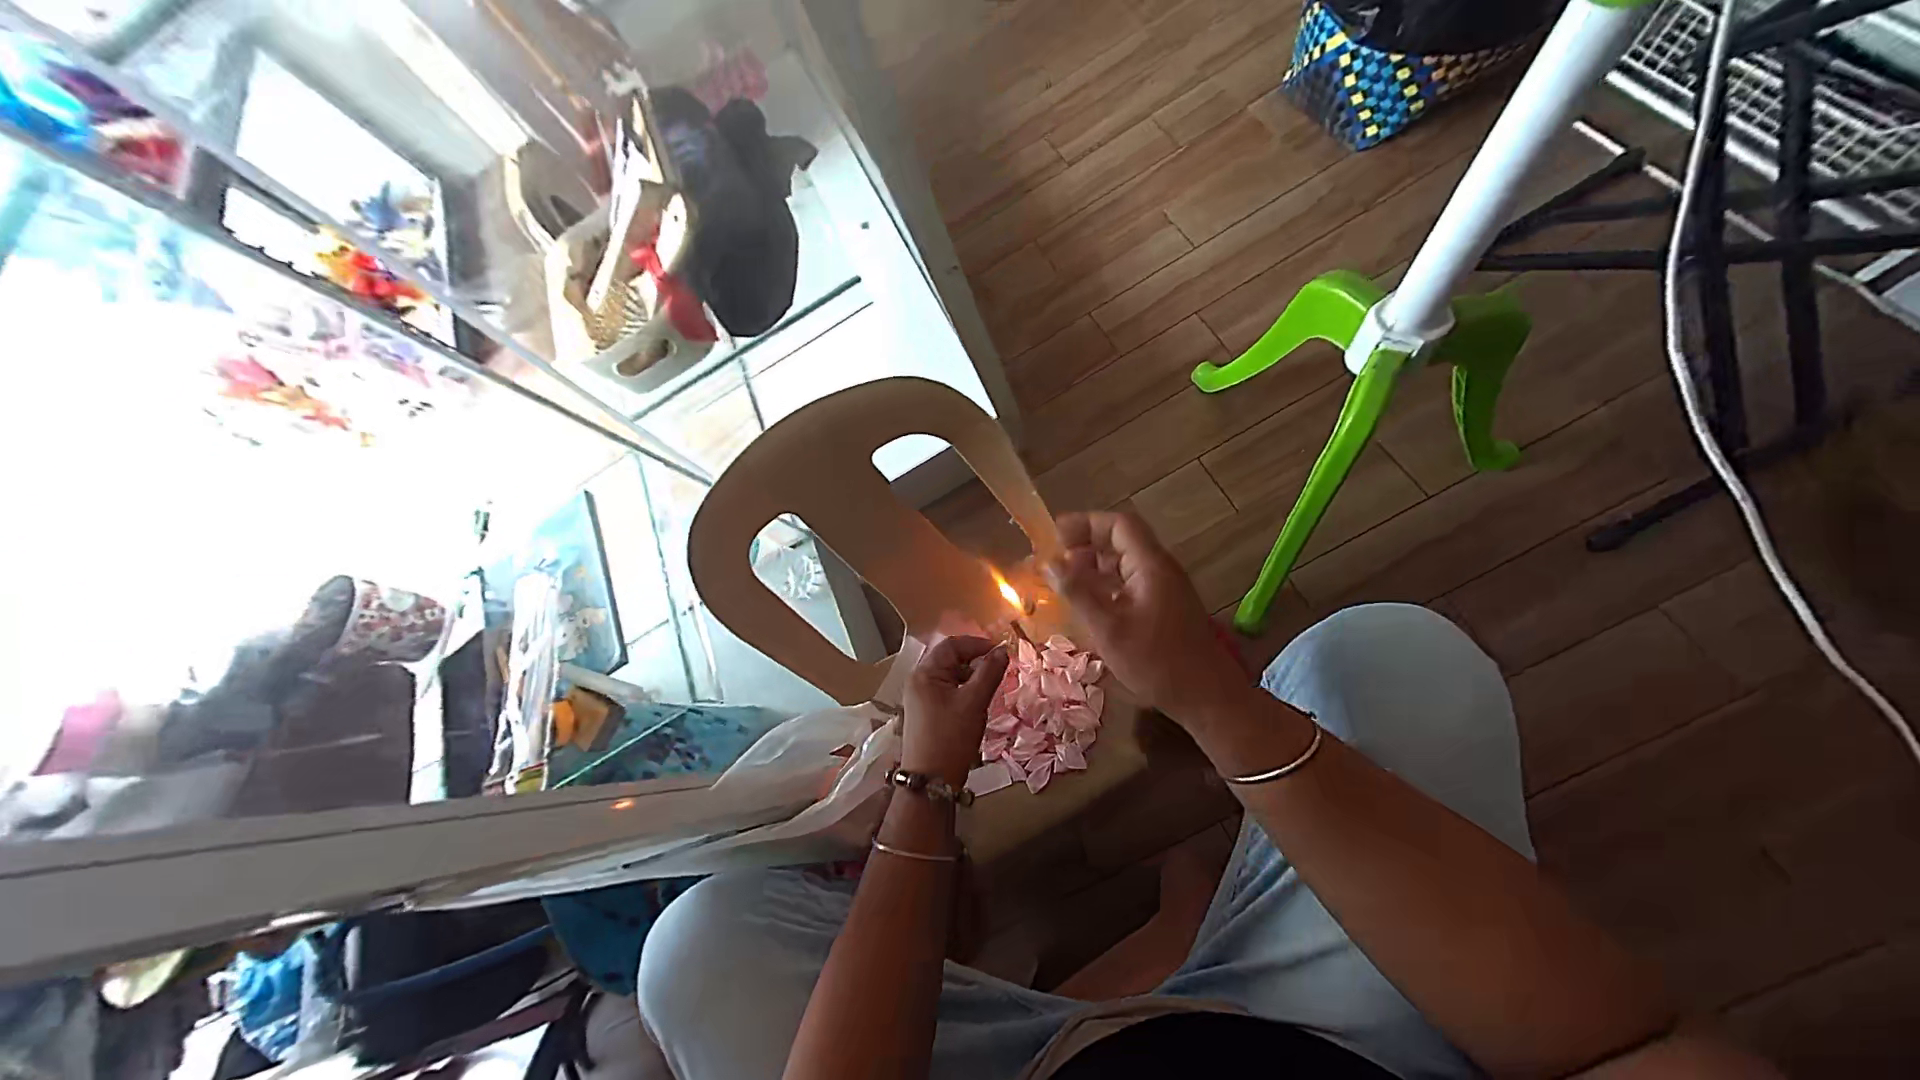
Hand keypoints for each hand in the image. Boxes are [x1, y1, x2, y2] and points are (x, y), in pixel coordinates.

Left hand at [901, 635, 1008, 786]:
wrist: (930, 781)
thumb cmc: (951, 738)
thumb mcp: (974, 702)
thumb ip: (989, 673)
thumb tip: (1002, 651)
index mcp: (924, 673)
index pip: (951, 645)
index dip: (977, 644)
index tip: (1001, 652)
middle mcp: (918, 681)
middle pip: (949, 659)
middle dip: (975, 660)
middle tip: (998, 669)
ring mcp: (920, 697)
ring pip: (949, 675)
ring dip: (970, 676)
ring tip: (990, 687)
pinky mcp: (926, 712)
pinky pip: (947, 691)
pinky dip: (964, 690)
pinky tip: (976, 702)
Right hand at [1044, 511, 1252, 730]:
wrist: (1207, 698)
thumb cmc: (1157, 663)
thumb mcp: (1109, 629)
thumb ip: (1078, 592)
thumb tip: (1048, 562)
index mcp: (1151, 565)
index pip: (1118, 525)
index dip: (1085, 524)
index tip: (1054, 536)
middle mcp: (1160, 569)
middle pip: (1121, 540)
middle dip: (1085, 545)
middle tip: (1053, 560)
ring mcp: (1164, 588)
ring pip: (1124, 563)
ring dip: (1093, 566)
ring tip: (1063, 581)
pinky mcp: (1163, 607)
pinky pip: (1130, 583)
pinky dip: (1105, 585)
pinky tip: (1086, 603)